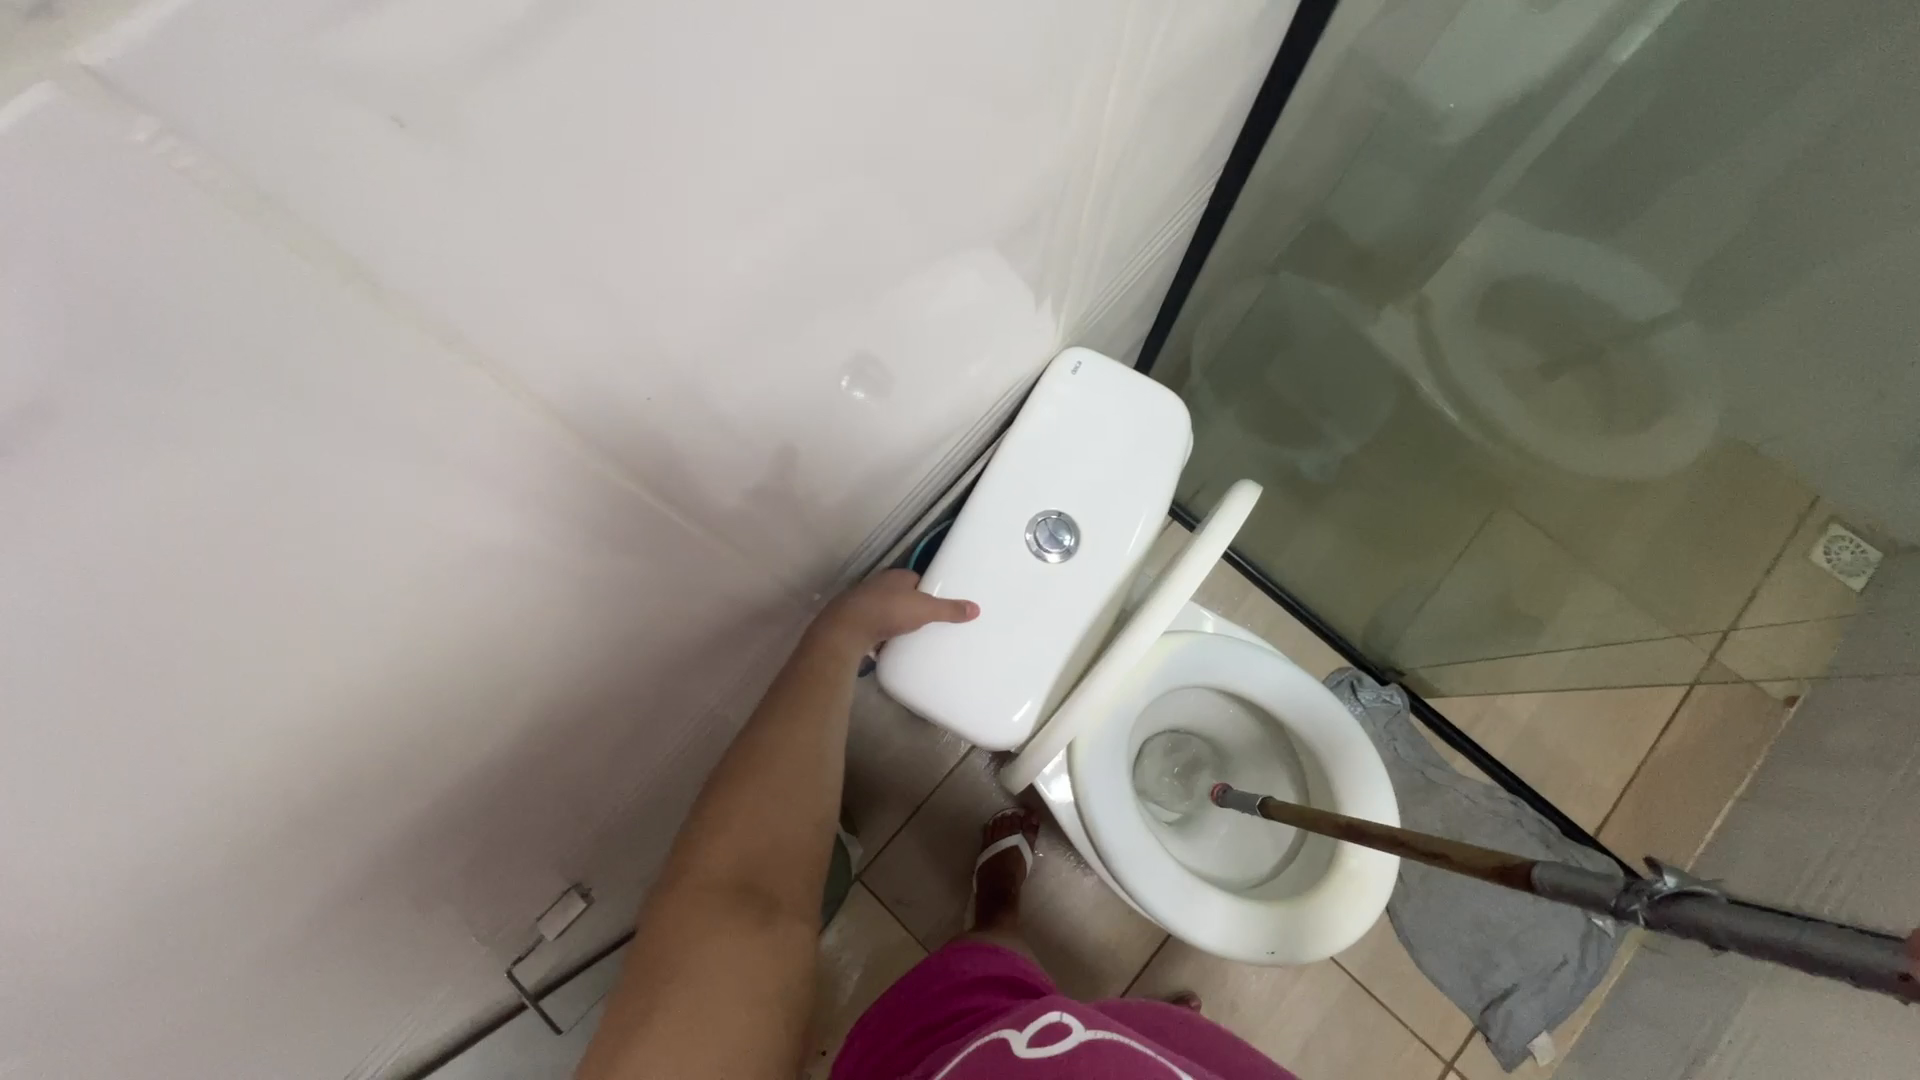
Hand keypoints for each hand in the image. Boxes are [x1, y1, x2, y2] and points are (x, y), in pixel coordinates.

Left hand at [809, 568, 977, 657]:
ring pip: (885, 611)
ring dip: (895, 621)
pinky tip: (890, 646)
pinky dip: (881, 634)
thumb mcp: (925, 609)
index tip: (938, 605)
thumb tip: (976, 608)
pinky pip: (874, 627)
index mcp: (896, 576)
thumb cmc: (888, 611)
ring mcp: (863, 603)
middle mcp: (878, 585)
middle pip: (901, 595)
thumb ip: (949, 609)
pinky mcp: (854, 622)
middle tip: (928, 623)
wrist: (847, 629)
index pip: (916, 579)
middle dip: (911, 607)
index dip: (927, 591)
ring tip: (911, 636)